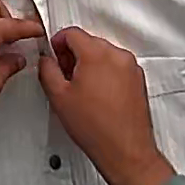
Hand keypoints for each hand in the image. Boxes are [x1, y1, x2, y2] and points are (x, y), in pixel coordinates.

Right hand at [38, 27, 175, 184]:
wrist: (126, 152)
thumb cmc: (96, 128)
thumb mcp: (58, 96)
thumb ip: (47, 69)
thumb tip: (46, 60)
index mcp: (96, 54)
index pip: (72, 33)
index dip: (58, 42)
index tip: (54, 54)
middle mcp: (117, 56)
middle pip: (88, 42)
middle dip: (73, 54)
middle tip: (64, 74)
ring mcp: (130, 68)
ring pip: (103, 53)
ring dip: (89, 63)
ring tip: (80, 88)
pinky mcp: (138, 80)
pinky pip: (116, 66)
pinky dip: (105, 73)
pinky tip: (96, 94)